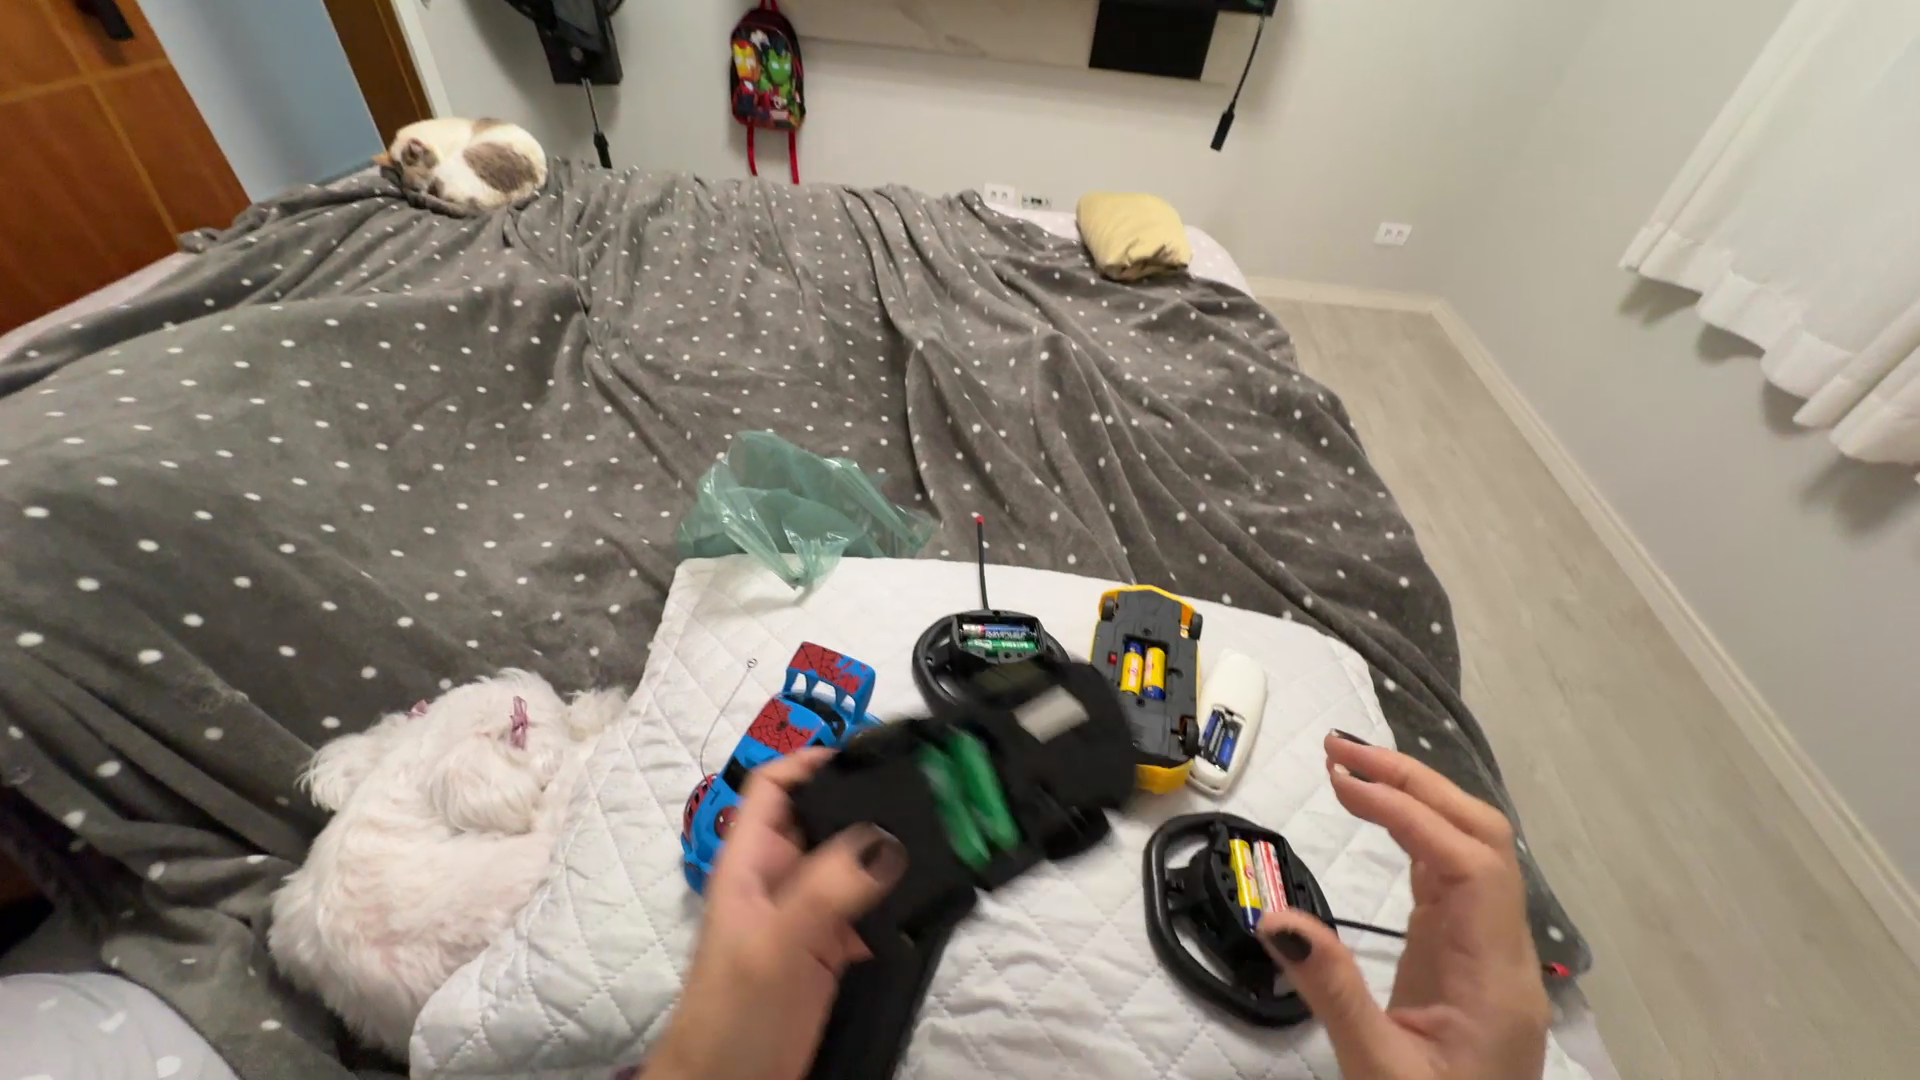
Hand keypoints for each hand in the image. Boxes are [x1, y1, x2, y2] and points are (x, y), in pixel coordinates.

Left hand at [647, 750, 906, 1079]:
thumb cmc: (732, 1011)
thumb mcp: (774, 944)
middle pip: (822, 816)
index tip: (863, 754)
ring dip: (884, 846)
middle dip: (862, 799)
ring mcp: (809, 908)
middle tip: (915, 786)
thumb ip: (825, 891)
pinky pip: (870, 903)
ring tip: (933, 827)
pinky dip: (896, 895)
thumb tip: (885, 839)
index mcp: (752, 859)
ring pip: (850, 857)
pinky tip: (926, 890)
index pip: (774, 786)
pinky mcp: (833, 942)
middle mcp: (782, 873)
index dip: (809, 761)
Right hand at [1256, 733, 1549, 1079]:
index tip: (1340, 780)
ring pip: (1466, 844)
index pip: (1470, 863)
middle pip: (1480, 836)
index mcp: (1495, 977)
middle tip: (1338, 750)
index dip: (1409, 810)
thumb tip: (1271, 916)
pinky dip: (1409, 826)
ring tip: (1345, 765)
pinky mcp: (1460, 948)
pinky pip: (1445, 868)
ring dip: (1411, 794)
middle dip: (1414, 781)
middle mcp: (1502, 948)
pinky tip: (1372, 810)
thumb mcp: (1380, 1073)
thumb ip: (1331, 991)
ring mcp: (1484, 945)